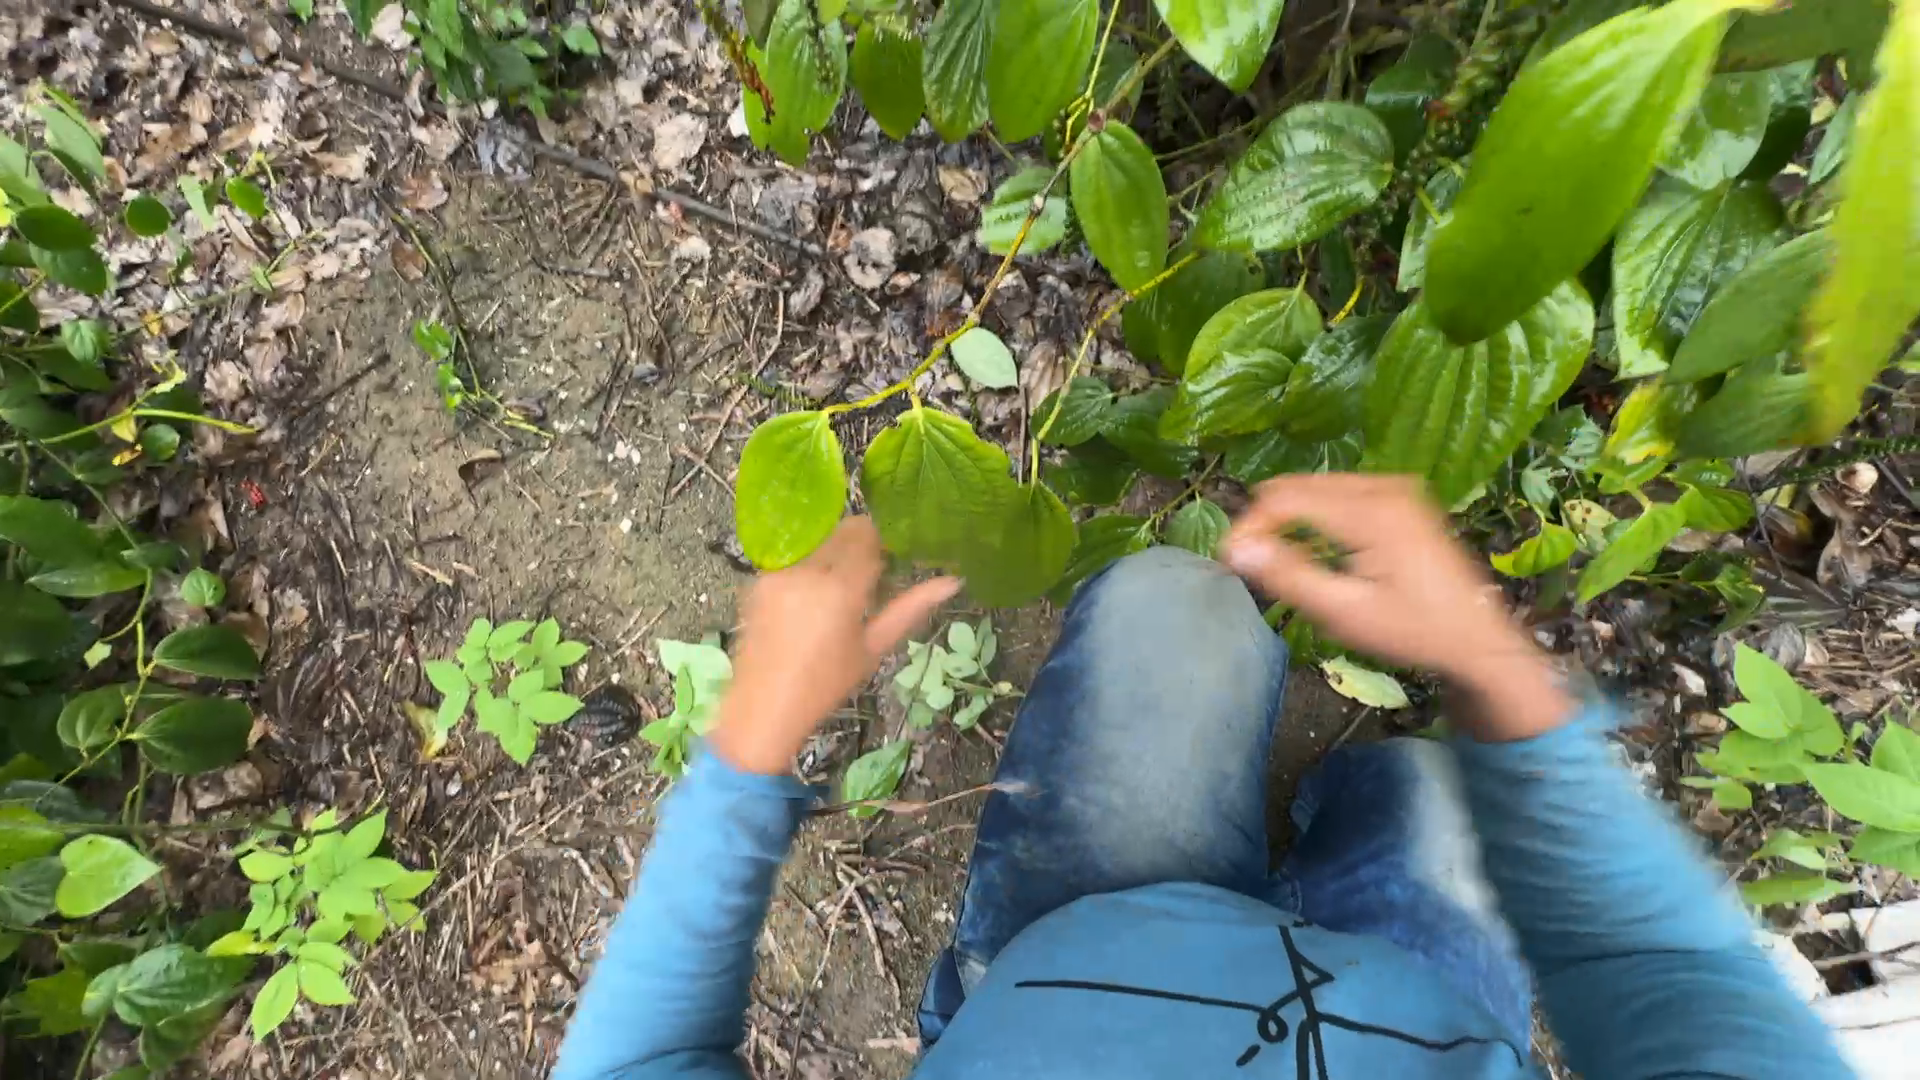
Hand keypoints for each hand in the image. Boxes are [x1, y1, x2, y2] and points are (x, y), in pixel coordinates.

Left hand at [711, 518, 959, 774]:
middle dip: (860, 545)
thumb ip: (911, 608)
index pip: (867, 536)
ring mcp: (779, 572)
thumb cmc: (827, 684)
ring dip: (834, 552)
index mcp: (841, 589)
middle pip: (842, 532)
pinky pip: (794, 556)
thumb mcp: (873, 648)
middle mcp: (808, 571)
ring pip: (818, 540)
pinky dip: (809, 565)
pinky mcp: (759, 579)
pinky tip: (812, 597)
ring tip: (840, 589)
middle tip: (870, 576)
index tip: (892, 560)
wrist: (764, 708)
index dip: (883, 542)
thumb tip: (952, 581)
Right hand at [1220, 473, 1572, 740]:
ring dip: (1286, 518)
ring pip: (1312, 487)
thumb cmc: (1412, 631)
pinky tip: (1312, 547)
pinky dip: (1311, 515)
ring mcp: (1394, 488)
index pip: (1283, 499)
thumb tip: (1235, 548)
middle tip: (1249, 562)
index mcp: (1371, 512)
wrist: (1479, 639)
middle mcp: (1383, 487)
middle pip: (1296, 486)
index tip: (1229, 559)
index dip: (1249, 525)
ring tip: (1275, 558)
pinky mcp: (1398, 496)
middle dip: (1264, 521)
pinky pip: (1335, 493)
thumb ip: (1287, 576)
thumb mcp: (1343, 612)